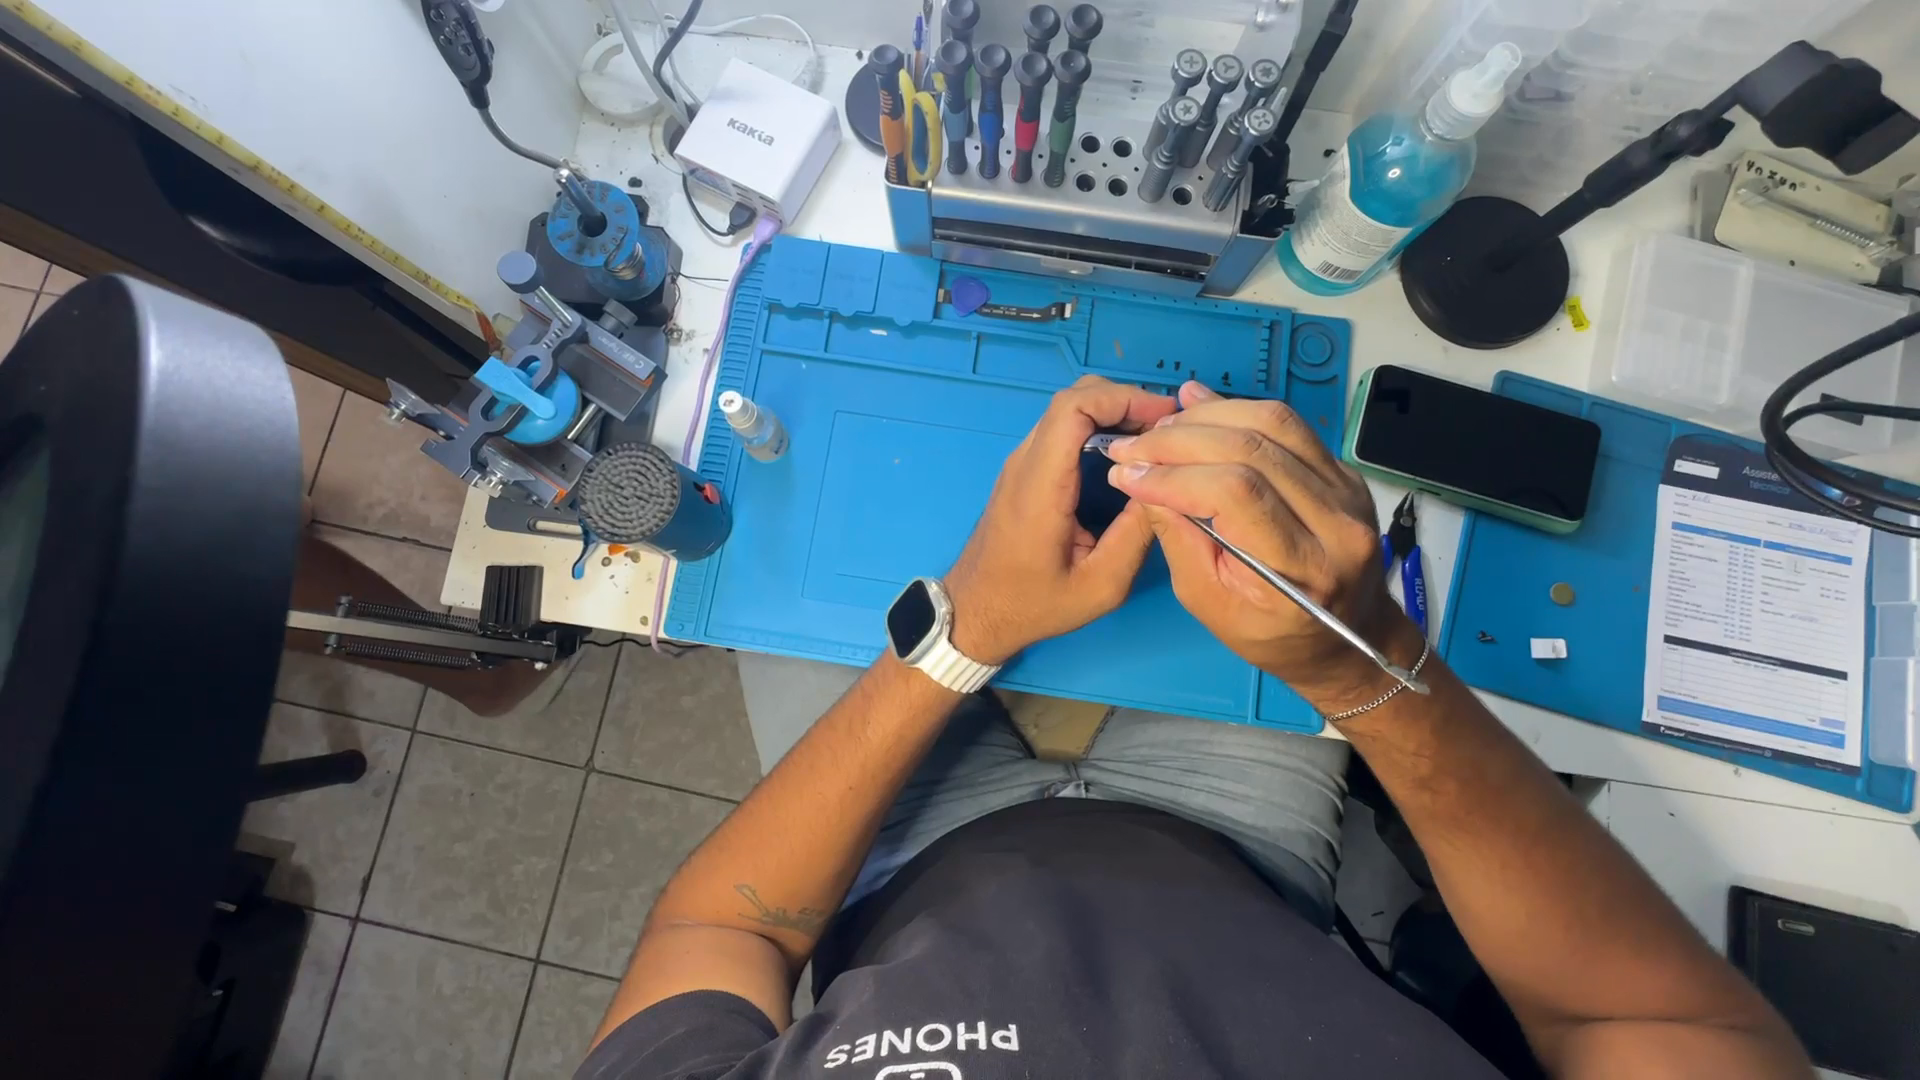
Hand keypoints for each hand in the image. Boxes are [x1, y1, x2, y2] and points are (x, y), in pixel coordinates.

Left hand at [944, 376, 1180, 664]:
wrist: (976, 611)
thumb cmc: (1033, 604)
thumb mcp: (1099, 585)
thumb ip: (1135, 535)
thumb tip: (1169, 488)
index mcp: (1040, 486)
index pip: (1073, 408)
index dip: (1122, 398)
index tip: (1164, 419)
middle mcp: (1024, 463)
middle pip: (1073, 398)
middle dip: (1125, 401)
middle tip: (1167, 429)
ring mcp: (1020, 464)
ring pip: (1067, 411)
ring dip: (1112, 413)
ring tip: (1154, 441)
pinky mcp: (1023, 471)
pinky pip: (1061, 431)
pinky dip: (1097, 428)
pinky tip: (1126, 456)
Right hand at [1104, 381, 1421, 712]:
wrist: (1347, 636)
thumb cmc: (1271, 633)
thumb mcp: (1209, 603)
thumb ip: (1179, 540)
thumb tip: (1144, 483)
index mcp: (1304, 566)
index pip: (1236, 494)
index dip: (1174, 476)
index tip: (1126, 474)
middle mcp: (1337, 519)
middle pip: (1252, 449)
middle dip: (1179, 440)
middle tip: (1131, 446)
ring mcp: (1346, 487)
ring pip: (1272, 422)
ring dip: (1205, 416)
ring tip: (1159, 427)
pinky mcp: (1342, 469)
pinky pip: (1286, 423)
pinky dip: (1234, 410)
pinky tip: (1195, 404)